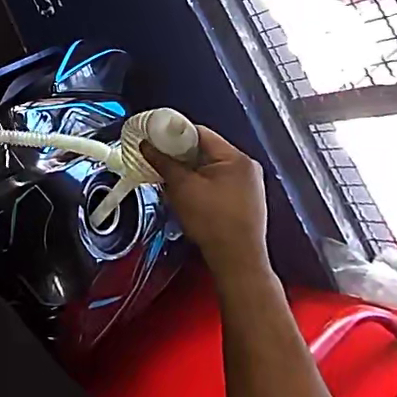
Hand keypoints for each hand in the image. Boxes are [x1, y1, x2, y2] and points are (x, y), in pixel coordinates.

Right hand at [147, 125, 270, 284]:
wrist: (237, 262)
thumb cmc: (212, 223)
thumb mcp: (182, 188)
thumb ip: (163, 163)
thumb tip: (147, 145)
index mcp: (236, 158)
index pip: (200, 133)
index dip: (175, 135)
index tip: (156, 141)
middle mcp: (247, 167)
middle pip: (207, 150)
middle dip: (182, 157)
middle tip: (161, 163)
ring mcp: (249, 185)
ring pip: (212, 168)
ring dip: (191, 173)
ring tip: (172, 182)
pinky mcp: (246, 202)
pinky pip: (220, 184)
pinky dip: (202, 186)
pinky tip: (189, 198)